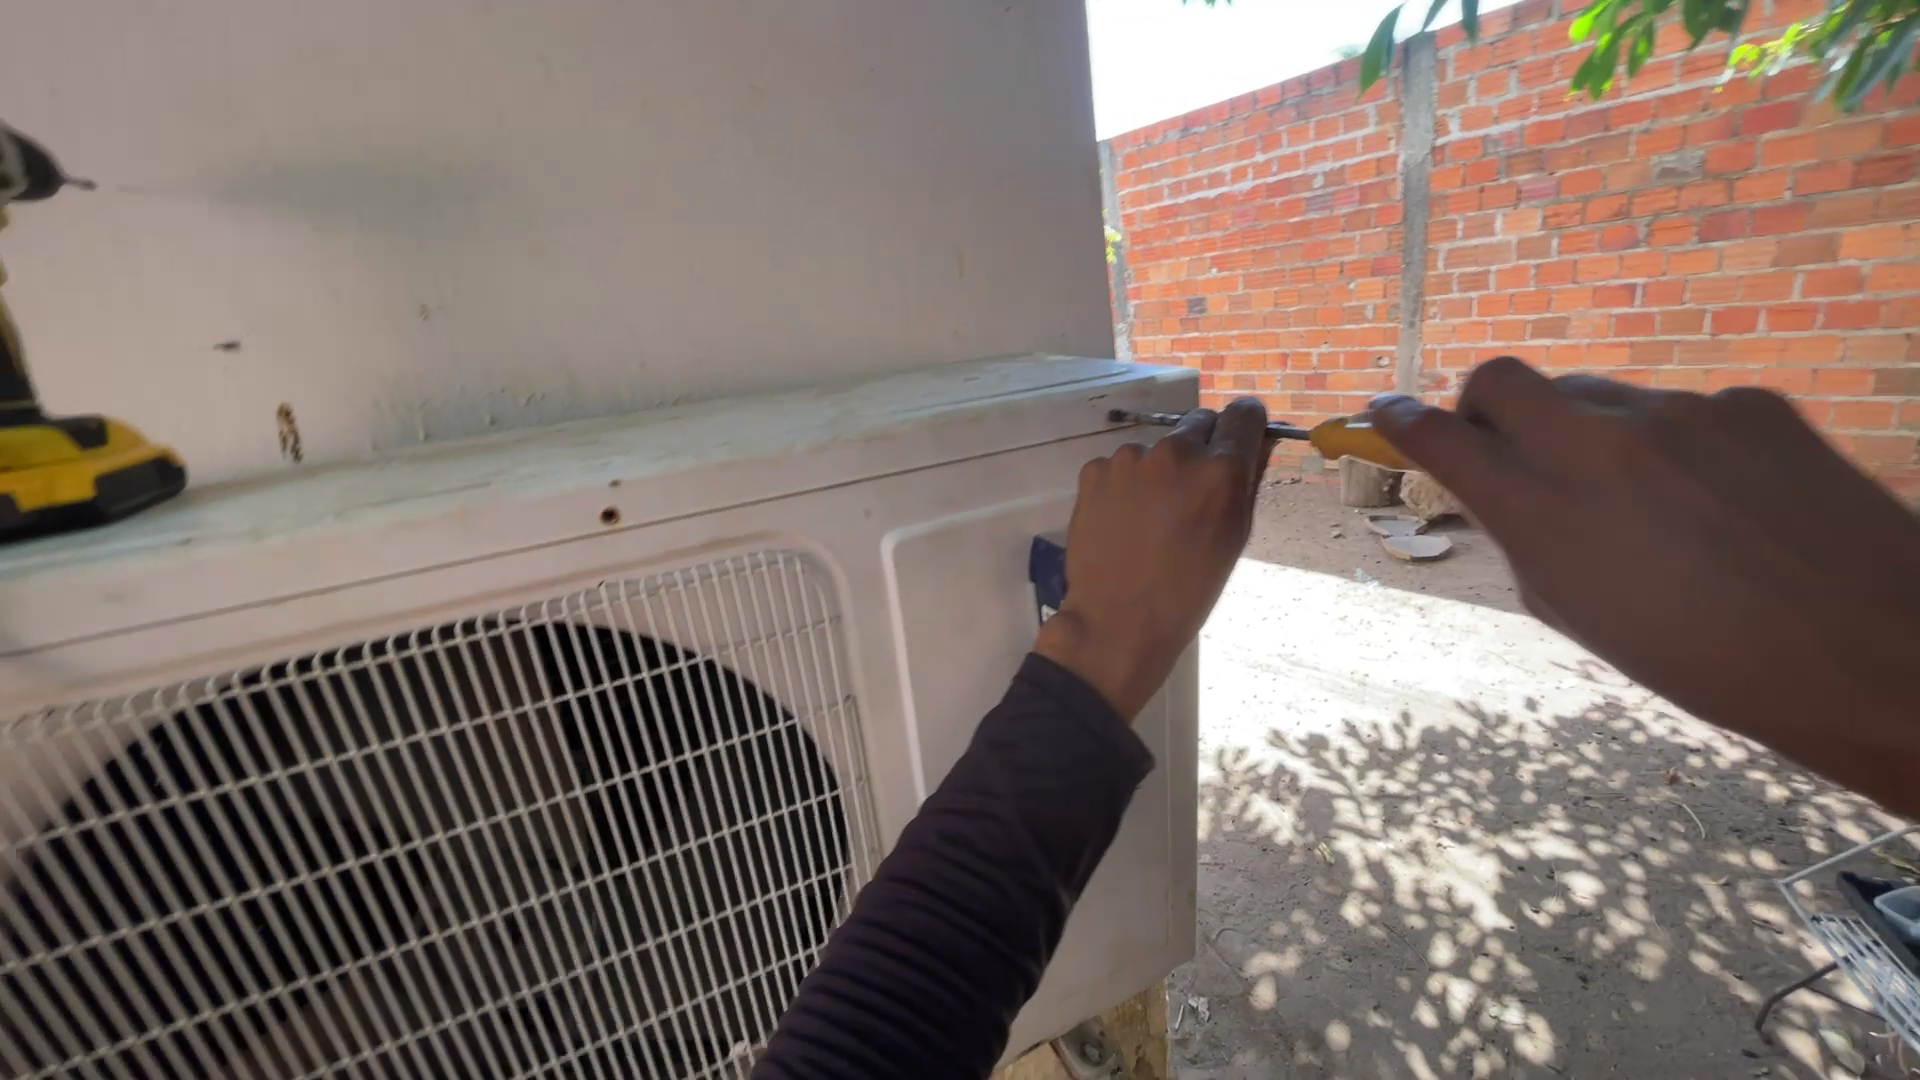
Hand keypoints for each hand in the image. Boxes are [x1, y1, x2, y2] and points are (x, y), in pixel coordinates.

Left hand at [1035, 398, 1269, 718]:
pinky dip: (1122, 484)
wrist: (1118, 618)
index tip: (1238, 433)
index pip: (1243, 416)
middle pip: (1197, 424)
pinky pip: (1117, 467)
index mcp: (1220, 471)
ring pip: (1153, 450)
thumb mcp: (1233, 538)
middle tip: (1189, 488)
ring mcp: (1129, 460)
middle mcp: (1175, 453)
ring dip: (1156, 470)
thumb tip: (1252, 446)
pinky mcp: (1094, 471)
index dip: (1244, 424)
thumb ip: (1243, 483)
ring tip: (1147, 516)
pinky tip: (1119, 519)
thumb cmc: (1187, 589)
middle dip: (1200, 447)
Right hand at [1370, 357, 1919, 816]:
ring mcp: (1678, 415)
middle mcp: (1595, 446)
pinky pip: (1670, 404)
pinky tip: (1703, 491)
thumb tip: (1495, 483)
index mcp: (1538, 510)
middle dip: (1477, 403)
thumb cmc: (1693, 657)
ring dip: (1573, 425)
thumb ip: (1515, 529)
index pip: (1436, 436)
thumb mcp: (1563, 605)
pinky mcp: (1751, 405)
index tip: (1382, 411)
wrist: (1877, 661)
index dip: (1396, 419)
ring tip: (1623, 487)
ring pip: (1586, 391)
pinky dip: (1659, 438)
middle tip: (1499, 441)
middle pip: (1497, 376)